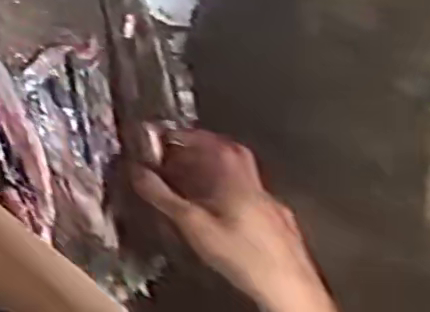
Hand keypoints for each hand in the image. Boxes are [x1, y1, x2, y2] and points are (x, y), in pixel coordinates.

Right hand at [134, 127, 334, 311]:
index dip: (192, 135)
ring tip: (188, 187)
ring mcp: (277, 216)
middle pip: (233, 162)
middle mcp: (261, 194)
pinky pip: (251, 204)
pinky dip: (228, 200)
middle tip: (175, 158)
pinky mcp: (285, 236)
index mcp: (240, 184)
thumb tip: (134, 169)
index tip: (168, 136)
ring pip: (241, 184)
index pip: (220, 145)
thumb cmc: (241, 255)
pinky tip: (216, 216)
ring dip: (214, 178)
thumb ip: (159, 193)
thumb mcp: (190, 223)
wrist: (295, 301)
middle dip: (201, 155)